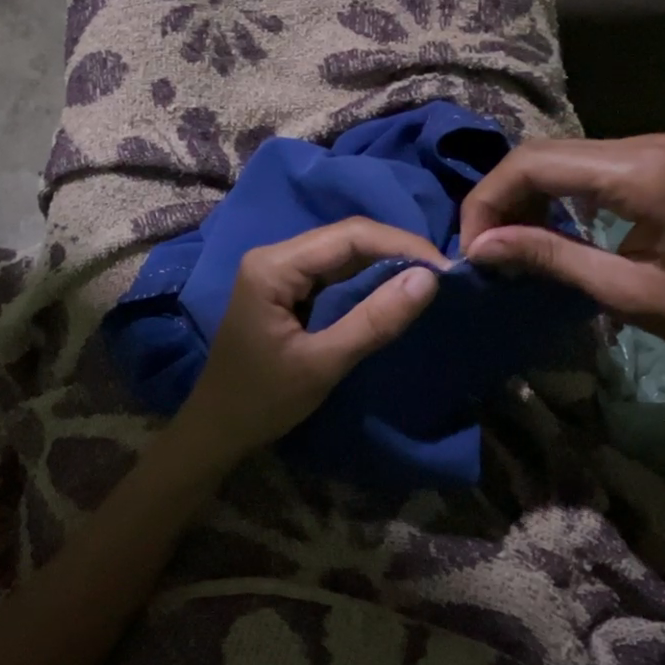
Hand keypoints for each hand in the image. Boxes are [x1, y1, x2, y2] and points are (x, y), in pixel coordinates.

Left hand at [177, 218, 446, 457]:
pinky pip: (331, 272)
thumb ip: (374, 321)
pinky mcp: (283, 289)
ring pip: (340, 253)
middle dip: (396, 251)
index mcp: (273, 266)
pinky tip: (393, 288)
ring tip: (428, 280)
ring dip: (384, 262)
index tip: (447, 268)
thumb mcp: (323, 364)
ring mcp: (276, 272)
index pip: (349, 235)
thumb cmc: (262, 400)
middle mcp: (273, 257)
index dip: (401, 244)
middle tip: (444, 275)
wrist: (217, 429)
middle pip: (345, 238)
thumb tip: (429, 280)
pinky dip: (365, 279)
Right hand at [461, 134, 664, 369]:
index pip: (533, 165)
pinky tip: (543, 231)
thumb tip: (481, 246)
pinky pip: (583, 167)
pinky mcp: (656, 163)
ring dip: (521, 198)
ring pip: (556, 158)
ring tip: (508, 247)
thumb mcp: (629, 293)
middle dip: (497, 199)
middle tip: (483, 252)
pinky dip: (550, 196)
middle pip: (539, 154)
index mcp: (641, 172)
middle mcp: (643, 145)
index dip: (487, 203)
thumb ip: (552, 258)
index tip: (472, 252)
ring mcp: (652, 149)